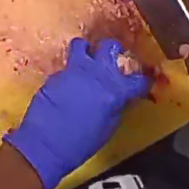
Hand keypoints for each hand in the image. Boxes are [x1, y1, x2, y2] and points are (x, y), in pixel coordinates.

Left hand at [4, 37, 151, 188]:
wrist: (46, 143)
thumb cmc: (81, 143)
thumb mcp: (109, 127)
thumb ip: (117, 106)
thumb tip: (119, 97)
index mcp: (116, 90)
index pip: (138, 79)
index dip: (142, 81)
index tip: (140, 83)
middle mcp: (97, 73)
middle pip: (109, 47)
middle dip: (113, 50)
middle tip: (111, 59)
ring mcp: (74, 70)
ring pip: (82, 45)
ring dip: (86, 50)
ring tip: (85, 60)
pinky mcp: (56, 73)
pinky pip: (66, 65)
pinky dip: (70, 71)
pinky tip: (68, 83)